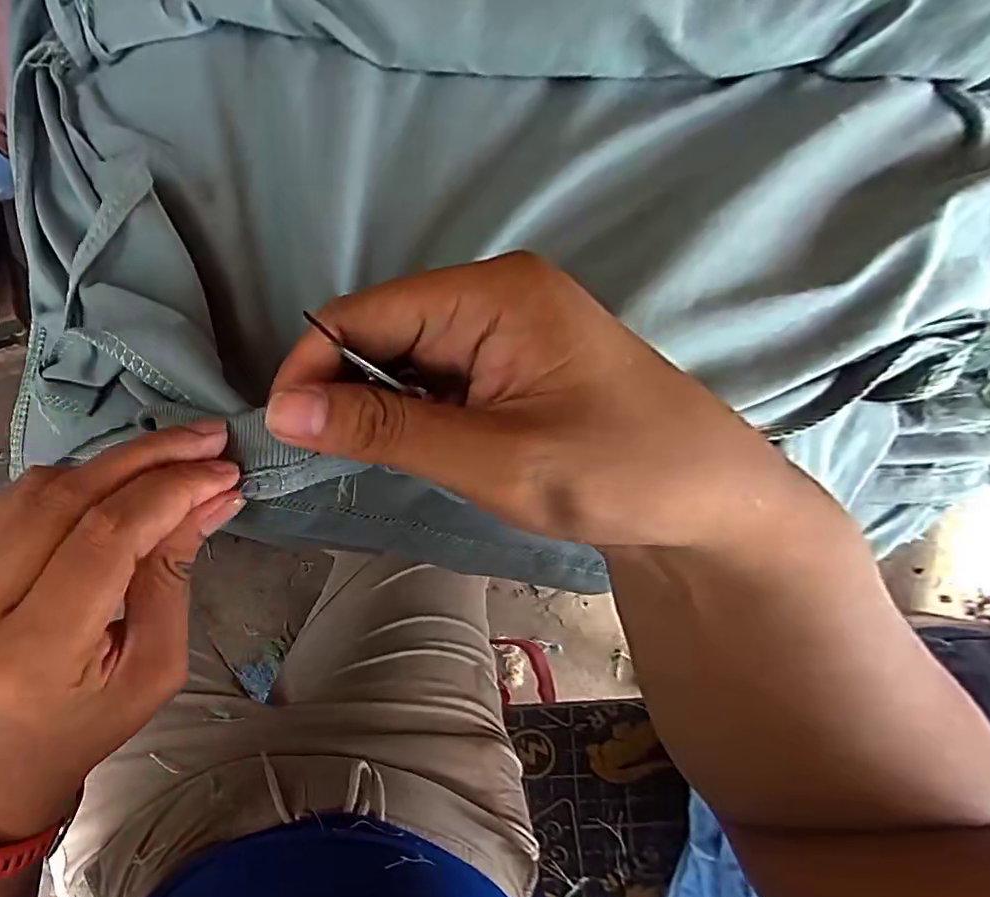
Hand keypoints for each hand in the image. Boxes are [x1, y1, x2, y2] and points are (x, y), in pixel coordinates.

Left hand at [0, 422, 244, 843]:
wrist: (13, 748)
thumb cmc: (93, 720)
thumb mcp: (154, 666)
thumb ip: (172, 575)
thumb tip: (212, 495)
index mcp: (30, 655)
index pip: (103, 541)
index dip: (166, 492)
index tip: (220, 468)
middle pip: (64, 501)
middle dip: (143, 460)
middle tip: (203, 439)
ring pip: (37, 490)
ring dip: (110, 465)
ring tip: (167, 461)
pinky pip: (15, 503)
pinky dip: (74, 484)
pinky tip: (115, 484)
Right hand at [264, 253, 830, 551]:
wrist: (707, 507)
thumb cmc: (612, 473)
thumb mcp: (486, 456)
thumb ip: (381, 429)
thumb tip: (282, 412)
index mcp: (490, 296)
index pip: (360, 315)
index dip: (309, 367)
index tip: (283, 429)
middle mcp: (486, 296)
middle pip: (372, 331)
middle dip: (335, 388)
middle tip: (323, 451)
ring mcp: (493, 329)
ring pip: (391, 358)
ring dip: (365, 405)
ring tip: (372, 453)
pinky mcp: (495, 363)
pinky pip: (419, 378)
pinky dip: (396, 412)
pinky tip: (406, 443)